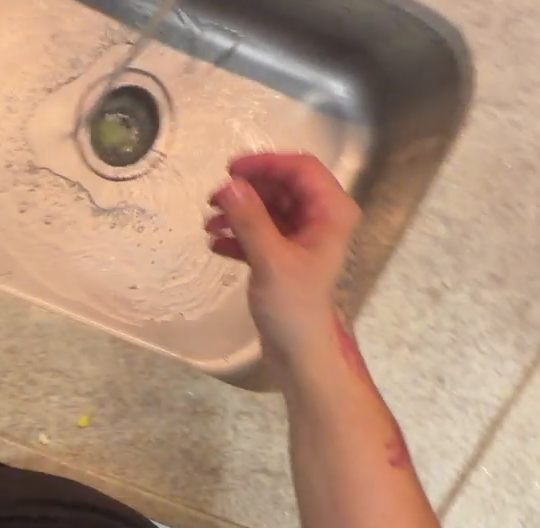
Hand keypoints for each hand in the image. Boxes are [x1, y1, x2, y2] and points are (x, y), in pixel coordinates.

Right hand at [206, 153, 360, 383]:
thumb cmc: (293, 306)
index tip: (230, 171)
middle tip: (213, 199)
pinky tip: (216, 244)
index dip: (266, 164)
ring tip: (209, 225)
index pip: (300, 169)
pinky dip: (238, 236)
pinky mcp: (283, 258)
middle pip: (281, 188)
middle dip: (247, 191)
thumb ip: (250, 220)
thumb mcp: (270, 260)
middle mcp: (319, 219)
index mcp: (330, 212)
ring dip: (237, 214)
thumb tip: (228, 186)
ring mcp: (300, 239)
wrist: (297, 351)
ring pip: (267, 211)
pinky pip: (259, 234)